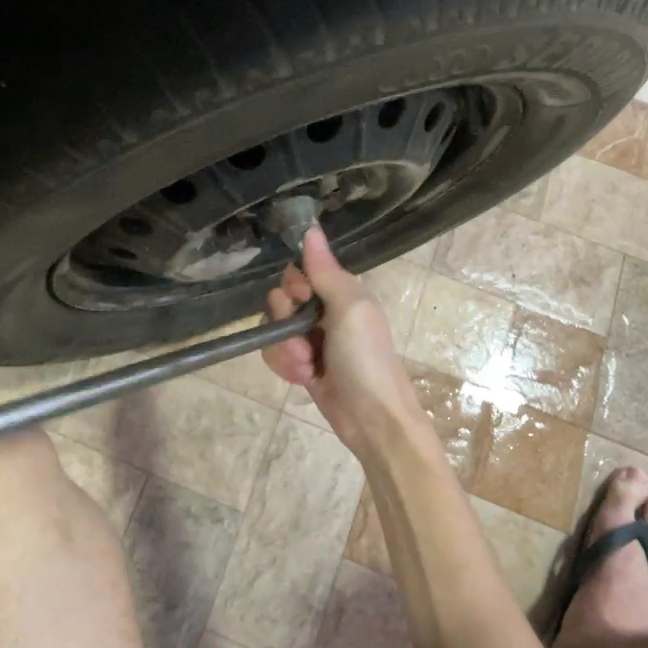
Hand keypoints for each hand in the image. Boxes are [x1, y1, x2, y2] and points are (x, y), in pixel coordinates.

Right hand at [261, 226, 419, 451]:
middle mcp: (325, 310)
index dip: (294, 286)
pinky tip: (304, 378)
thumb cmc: (366, 357)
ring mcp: (312, 340)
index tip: (303, 298)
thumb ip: (325, 270)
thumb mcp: (349, 307)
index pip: (299, 271)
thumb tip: (310, 227)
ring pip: (273, 329)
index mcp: (342, 291)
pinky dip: (285, 366)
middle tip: (305, 340)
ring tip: (307, 366)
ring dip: (285, 349)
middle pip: (281, 299)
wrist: (373, 419)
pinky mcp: (302, 365)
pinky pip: (275, 354)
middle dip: (285, 322)